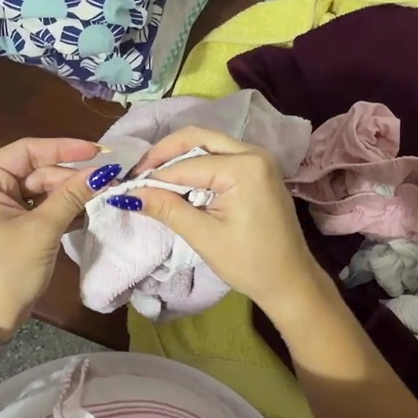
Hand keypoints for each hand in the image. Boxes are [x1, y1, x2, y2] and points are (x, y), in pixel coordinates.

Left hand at [0, 137, 113, 338]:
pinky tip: (88, 207)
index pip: (26, 151)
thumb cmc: (7, 270)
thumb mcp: (42, 230)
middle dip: (69, 175)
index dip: (64, 148)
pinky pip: (36, 206)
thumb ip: (72, 196)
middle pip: (34, 169)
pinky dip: (59, 207)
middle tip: (108, 178)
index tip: (99, 151)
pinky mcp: (5, 223)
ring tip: (103, 191)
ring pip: (38, 188)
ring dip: (68, 192)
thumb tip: (105, 171)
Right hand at [127, 127, 333, 319]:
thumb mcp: (204, 236)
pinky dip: (198, 163)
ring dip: (180, 156)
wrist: (290, 280)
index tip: (126, 187)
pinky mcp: (259, 169)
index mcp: (244, 168)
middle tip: (138, 173)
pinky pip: (221, 154)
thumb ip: (167, 209)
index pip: (186, 165)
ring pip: (209, 143)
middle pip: (198, 137)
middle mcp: (254, 153)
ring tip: (154, 177)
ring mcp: (259, 159)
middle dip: (165, 152)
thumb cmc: (250, 263)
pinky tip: (180, 180)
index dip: (154, 176)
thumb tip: (128, 194)